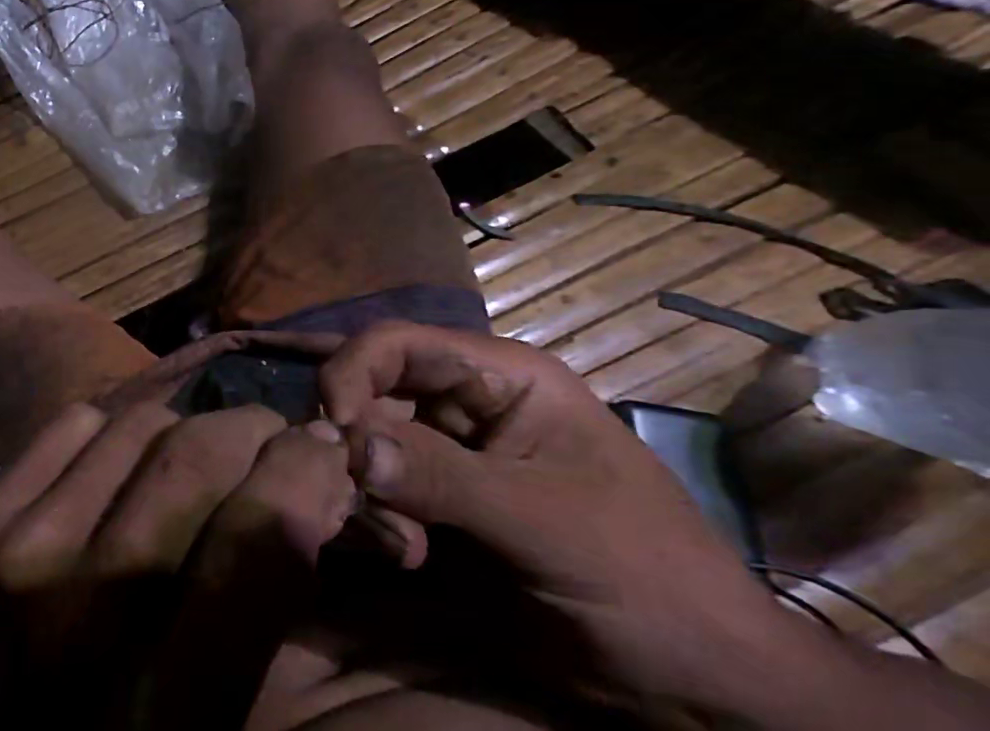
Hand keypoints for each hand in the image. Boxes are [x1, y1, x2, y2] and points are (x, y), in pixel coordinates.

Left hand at [0, 398, 356, 727]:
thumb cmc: (132, 727)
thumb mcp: (223, 706)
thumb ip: (266, 600)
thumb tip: (312, 489)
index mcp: (163, 699)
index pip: (254, 538)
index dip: (306, 474)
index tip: (329, 450)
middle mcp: (80, 612)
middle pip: (192, 459)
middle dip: (254, 431)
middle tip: (277, 436)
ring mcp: (21, 550)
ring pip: (138, 425)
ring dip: (192, 424)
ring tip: (213, 446)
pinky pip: (77, 422)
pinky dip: (121, 426)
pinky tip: (138, 455)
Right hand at [319, 322, 796, 709]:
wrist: (691, 681)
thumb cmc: (645, 579)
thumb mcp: (548, 524)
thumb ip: (444, 478)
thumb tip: (350, 443)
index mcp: (500, 379)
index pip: (395, 344)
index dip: (352, 373)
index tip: (334, 432)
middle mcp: (460, 404)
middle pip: (365, 392)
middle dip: (354, 446)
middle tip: (368, 508)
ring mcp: (441, 455)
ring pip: (359, 444)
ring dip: (361, 492)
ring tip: (400, 549)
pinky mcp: (428, 501)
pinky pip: (369, 489)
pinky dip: (367, 518)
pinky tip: (399, 556)